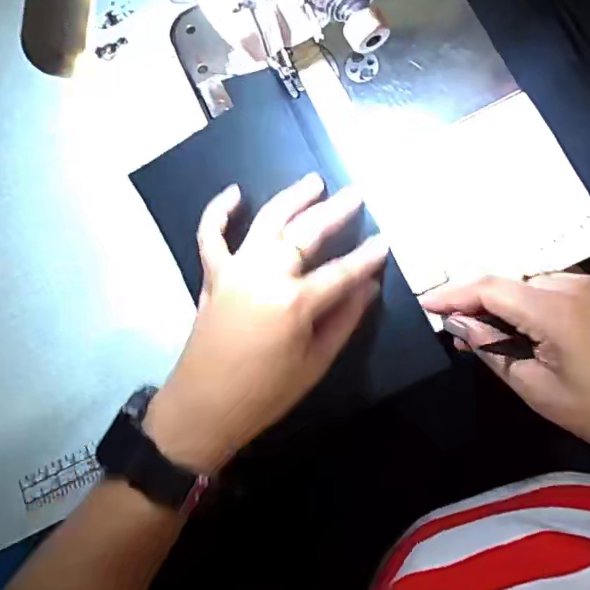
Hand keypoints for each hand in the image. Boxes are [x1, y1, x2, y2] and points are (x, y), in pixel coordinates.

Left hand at [145, 174, 389, 473]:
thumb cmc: (267, 393)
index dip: (368, 256)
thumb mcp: (317, 362)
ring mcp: (235, 271)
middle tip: (356, 194)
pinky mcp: (213, 276)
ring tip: (314, 182)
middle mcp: (265, 276)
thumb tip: (369, 286)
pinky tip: (236, 193)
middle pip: (306, 234)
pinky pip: (212, 236)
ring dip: (291, 198)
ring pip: (266, 223)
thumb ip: (345, 319)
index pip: (342, 271)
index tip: (386, 241)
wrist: (204, 408)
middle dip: (335, 212)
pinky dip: (219, 211)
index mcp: (295, 303)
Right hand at [421, 273, 589, 502]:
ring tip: (502, 339)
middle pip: (514, 284)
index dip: (453, 294)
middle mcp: (575, 282)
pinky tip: (543, 336)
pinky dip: (543, 307)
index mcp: (554, 307)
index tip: (427, 306)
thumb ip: (495, 351)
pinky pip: (565, 291)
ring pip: (539, 286)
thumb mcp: (542, 392)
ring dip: (515, 306)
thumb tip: (462, 326)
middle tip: (463, 335)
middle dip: (484, 303)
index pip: (489, 287)